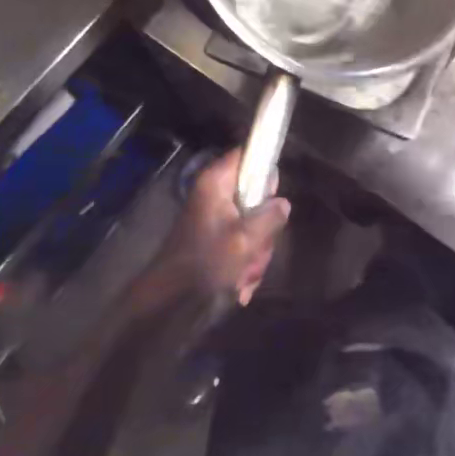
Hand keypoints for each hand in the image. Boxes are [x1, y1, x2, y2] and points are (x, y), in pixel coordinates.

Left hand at [146, 149, 289, 305]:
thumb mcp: (245, 240)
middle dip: (263, 229)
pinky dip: (245, 265)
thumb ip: (269, 217)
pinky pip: (243, 244)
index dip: (265, 167)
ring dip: (256, 252)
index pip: (246, 155)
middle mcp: (215, 196)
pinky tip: (239, 283)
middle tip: (256, 247)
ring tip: (244, 273)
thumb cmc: (206, 262)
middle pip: (256, 196)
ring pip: (253, 225)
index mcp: (216, 184)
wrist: (172, 300)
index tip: (276, 193)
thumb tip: (283, 202)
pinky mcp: (215, 241)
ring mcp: (215, 220)